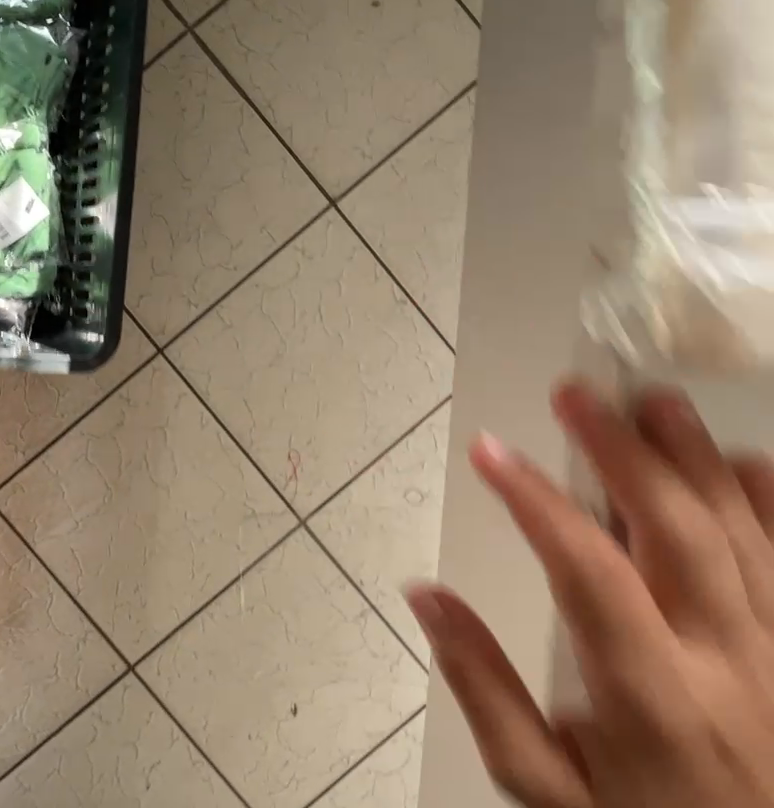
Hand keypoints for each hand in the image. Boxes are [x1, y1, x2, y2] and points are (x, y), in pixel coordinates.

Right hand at [408, 380, 773, 807]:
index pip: (589, 572)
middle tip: (580, 396)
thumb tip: (424, 595)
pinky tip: (748, 466)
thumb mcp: (539, 781)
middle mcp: (734, 666)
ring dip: (699, 464)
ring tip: (654, 405)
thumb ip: (482, 687)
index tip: (488, 448)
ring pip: (750, 541)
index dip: (535, 502)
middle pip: (682, 536)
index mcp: (652, 694)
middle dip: (627, 454)